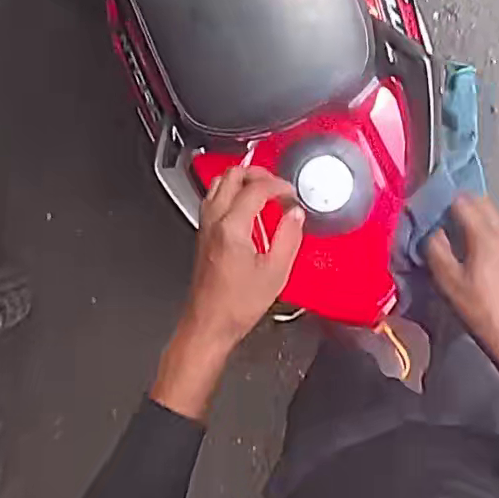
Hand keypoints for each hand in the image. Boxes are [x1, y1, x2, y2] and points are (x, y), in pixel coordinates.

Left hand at [184, 167, 305, 347]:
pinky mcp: (203, 234)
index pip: (256, 188)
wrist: (208, 325)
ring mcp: (205, 226)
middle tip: (277, 183)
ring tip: (263, 190)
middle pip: (232, 175)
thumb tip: (295, 214)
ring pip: (219, 183)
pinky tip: (247, 208)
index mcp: (232, 227)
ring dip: (242, 180)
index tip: (291, 194)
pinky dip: (232, 193)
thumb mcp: (275, 272)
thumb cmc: (236, 305)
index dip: (279, 186)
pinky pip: (214, 199)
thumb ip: (289, 237)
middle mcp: (214, 221)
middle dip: (257, 173)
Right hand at [425, 195, 498, 363]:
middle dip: (456, 202)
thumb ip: (435, 247)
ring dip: (469, 212)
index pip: (461, 200)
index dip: (442, 201)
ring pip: (488, 211)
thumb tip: (432, 229)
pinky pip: (494, 224)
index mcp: (485, 235)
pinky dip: (479, 224)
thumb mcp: (447, 279)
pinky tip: (467, 243)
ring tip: (450, 229)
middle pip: (478, 200)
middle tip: (437, 215)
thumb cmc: (478, 309)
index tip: (427, 209)